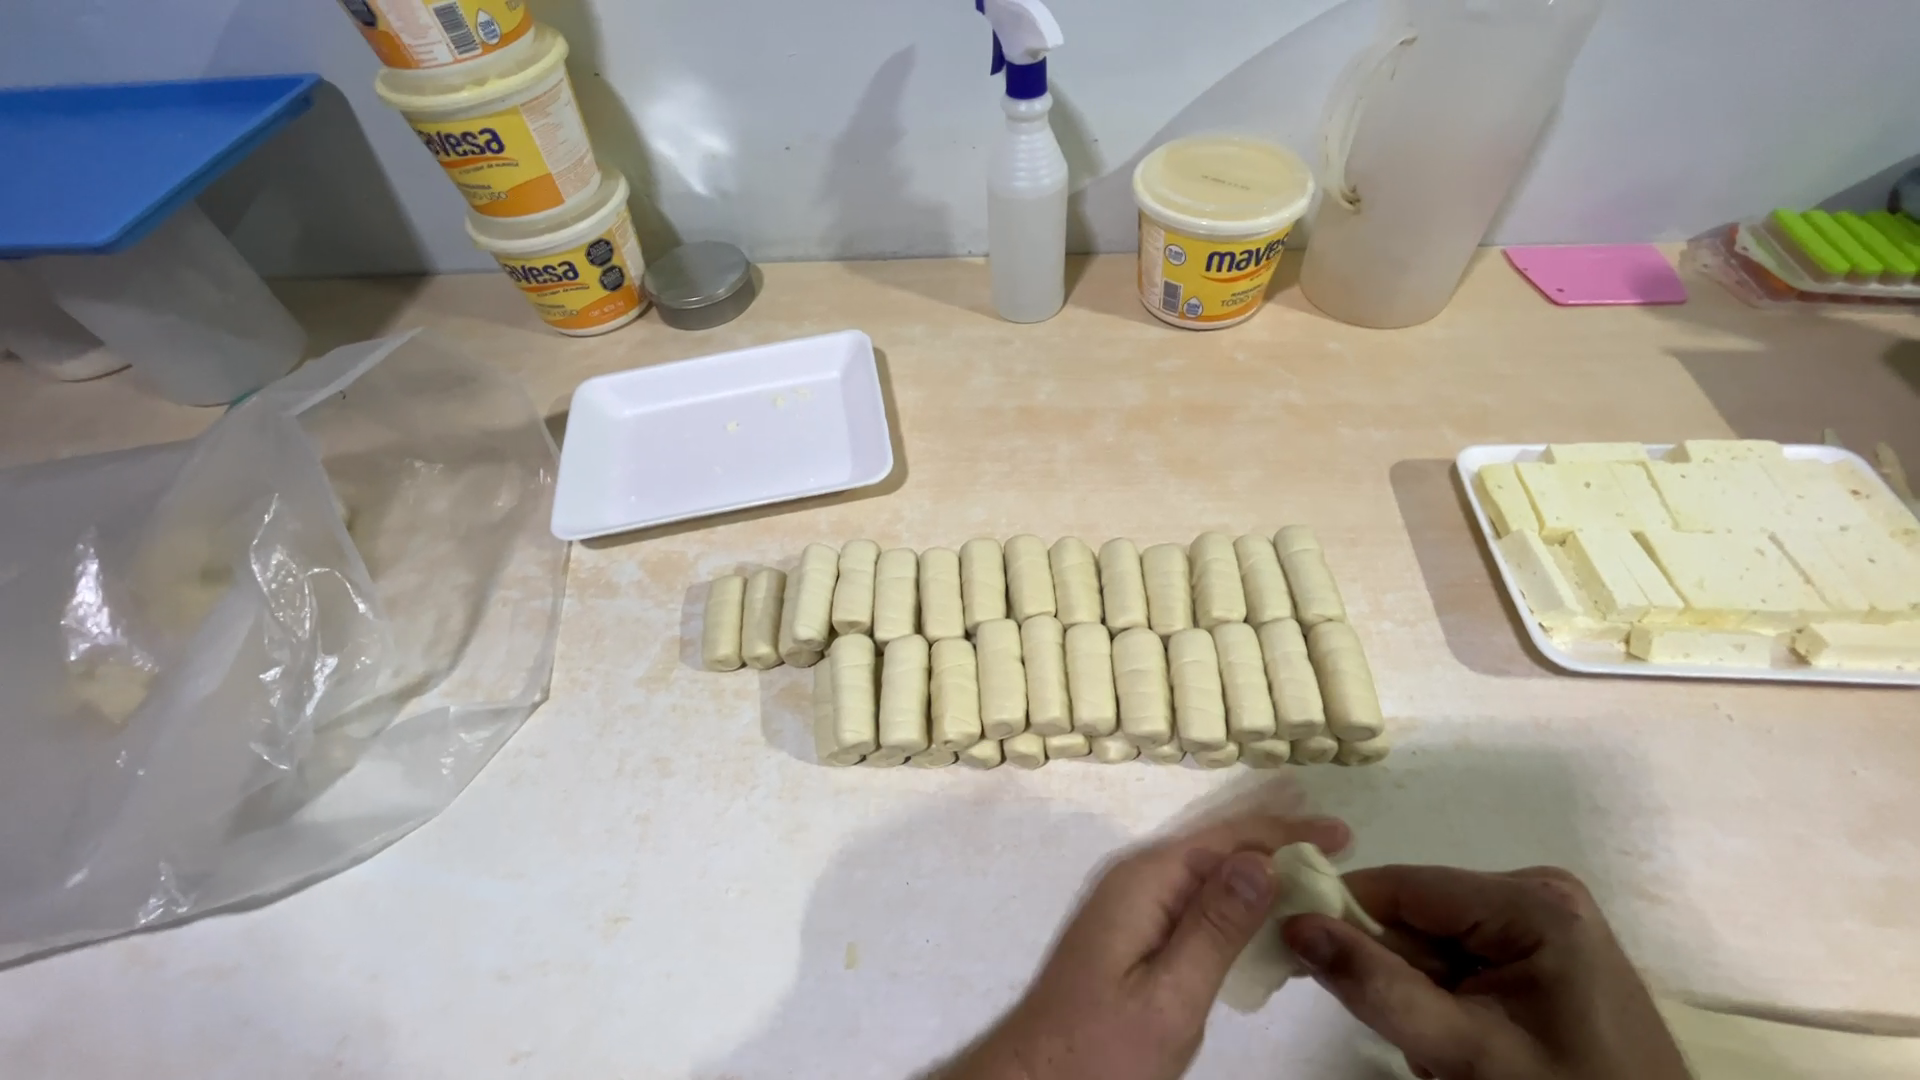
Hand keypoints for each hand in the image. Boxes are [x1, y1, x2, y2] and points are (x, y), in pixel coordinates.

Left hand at [946, 812, 1350, 1079]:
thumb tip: (1260, 858)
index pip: (1225, 839)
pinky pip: (1191, 893)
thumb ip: (1215, 925)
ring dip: (1254, 856)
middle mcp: (1135, 876)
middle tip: (1330, 827)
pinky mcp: (1131, 927)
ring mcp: (1130, 901)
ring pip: (1204, 865)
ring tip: (1305, 848)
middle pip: (1214, 841)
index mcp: (1144, 880)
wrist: (1038, 1074)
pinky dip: (1232, 888)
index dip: (1284, 830)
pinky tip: (1257, 896)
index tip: (1341, 832)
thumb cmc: (1103, 1045)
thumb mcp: (1170, 994)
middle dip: (1271, 831)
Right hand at [1282, 865, 1689, 1079]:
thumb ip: (1378, 989)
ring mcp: (1542, 919)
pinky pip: (1458, 956)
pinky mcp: (1541, 947)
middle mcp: (1536, 892)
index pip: (1399, 887)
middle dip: (1396, 974)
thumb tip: (1292, 924)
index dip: (1341, 916)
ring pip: (1430, 940)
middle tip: (1417, 1043)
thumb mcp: (1468, 1057)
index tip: (1299, 956)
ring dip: (1419, 993)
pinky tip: (1474, 1044)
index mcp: (1531, 902)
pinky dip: (1446, 999)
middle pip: (1414, 915)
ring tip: (1452, 1055)